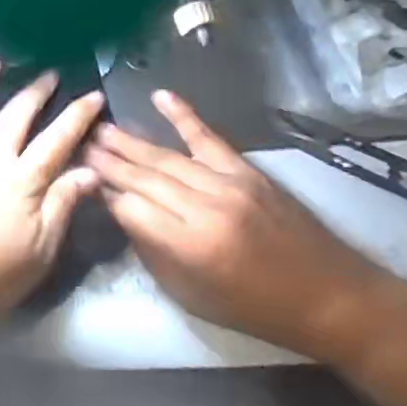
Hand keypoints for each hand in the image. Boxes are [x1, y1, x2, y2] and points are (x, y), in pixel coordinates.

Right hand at [85, 90, 406, 364]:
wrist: (327, 294)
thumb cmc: (256, 308)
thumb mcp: (195, 296)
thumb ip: (155, 253)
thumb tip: (124, 215)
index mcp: (190, 247)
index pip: (131, 209)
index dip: (104, 193)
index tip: (79, 176)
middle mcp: (205, 208)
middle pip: (145, 177)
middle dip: (109, 161)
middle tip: (79, 142)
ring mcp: (228, 183)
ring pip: (168, 157)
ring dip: (132, 141)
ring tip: (101, 128)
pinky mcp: (247, 170)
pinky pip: (208, 137)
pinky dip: (183, 115)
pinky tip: (160, 97)